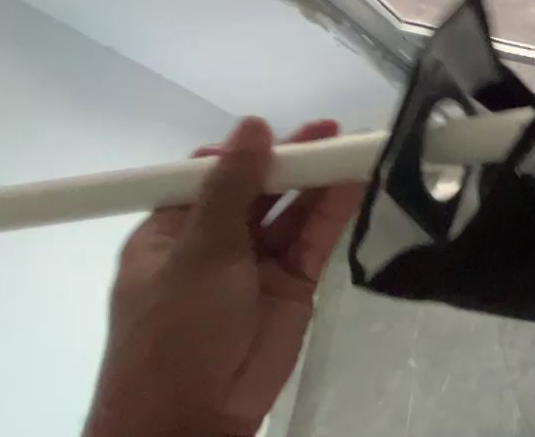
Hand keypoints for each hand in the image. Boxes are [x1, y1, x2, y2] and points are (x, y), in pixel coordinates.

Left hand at [85, 117, 362, 436]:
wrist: (196, 413)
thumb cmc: (177, 330)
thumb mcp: (198, 254)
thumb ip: (231, 188)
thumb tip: (251, 126)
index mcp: (172, 235)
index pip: (209, 179)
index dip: (242, 153)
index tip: (274, 132)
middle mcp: (216, 242)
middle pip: (260, 188)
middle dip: (293, 159)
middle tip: (332, 130)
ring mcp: (258, 260)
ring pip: (295, 206)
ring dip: (322, 177)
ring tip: (358, 144)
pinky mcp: (296, 276)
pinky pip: (319, 231)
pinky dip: (340, 203)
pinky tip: (362, 176)